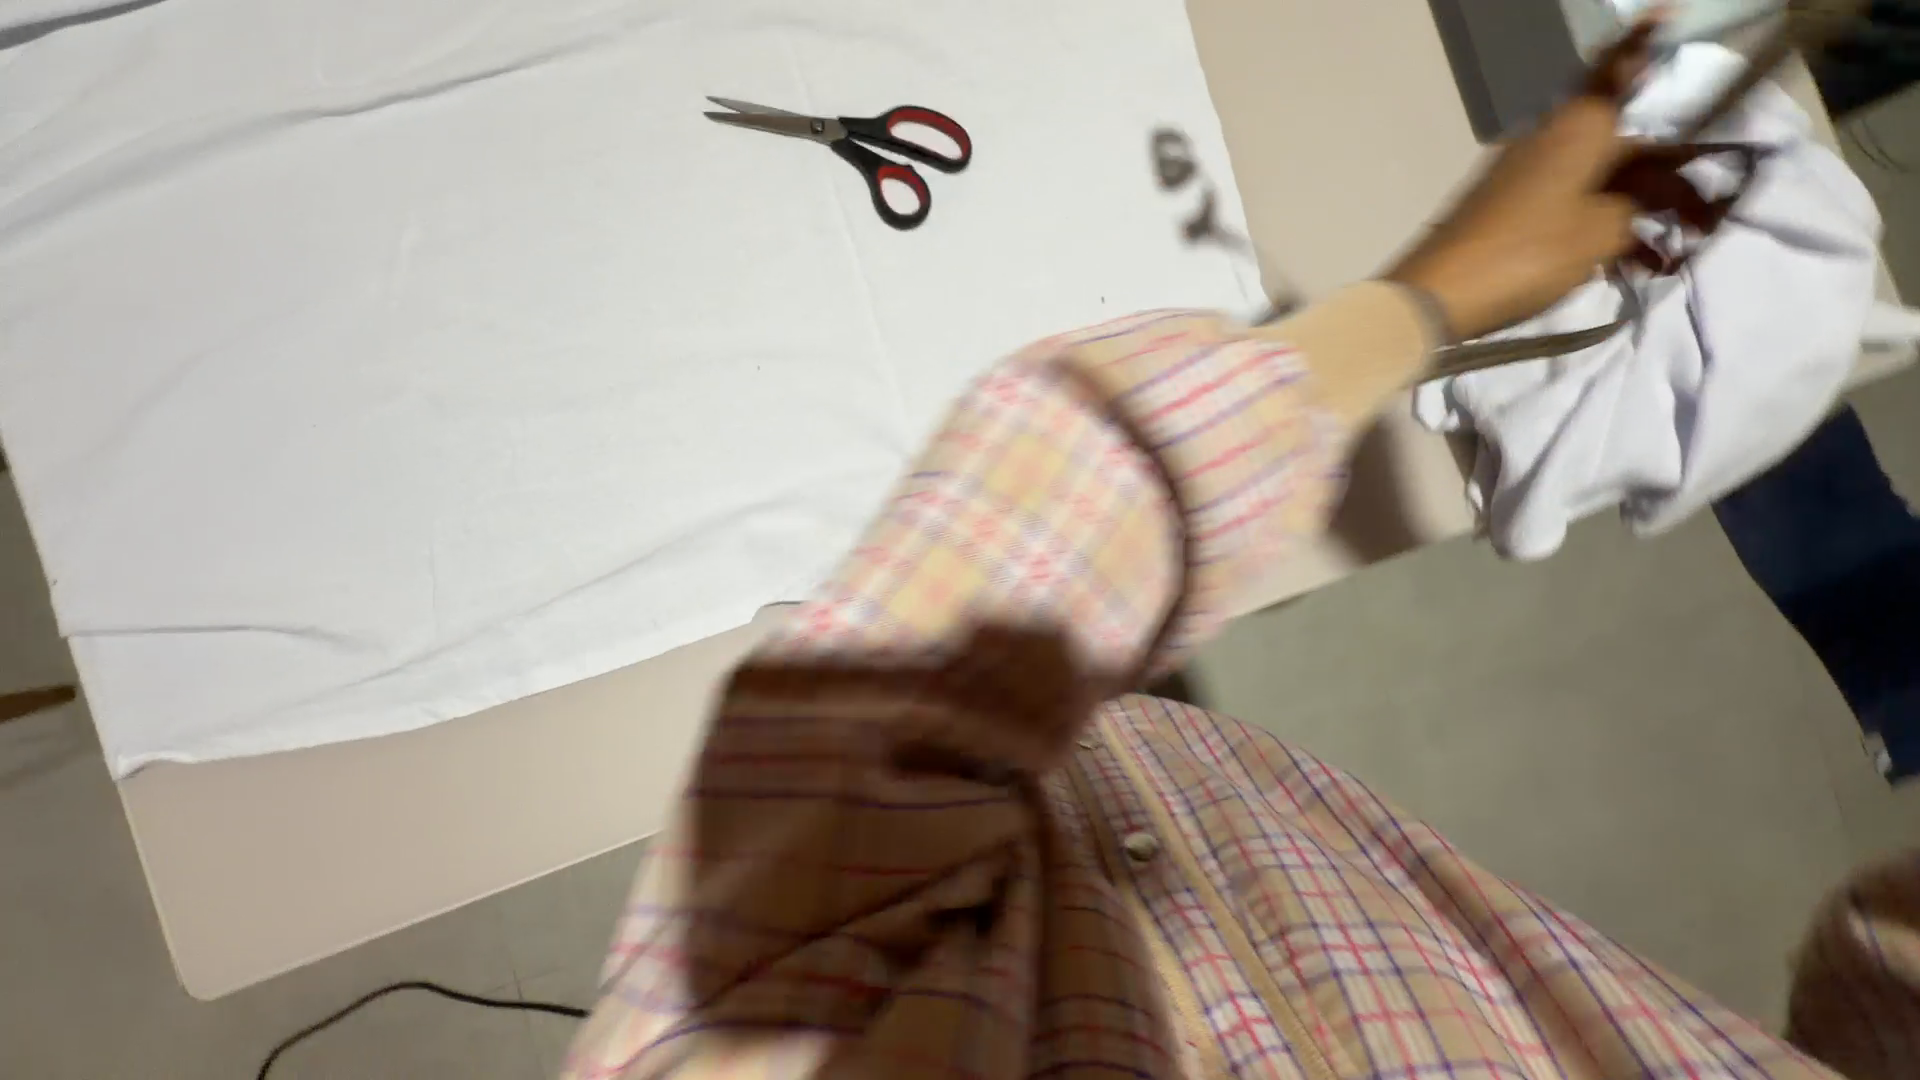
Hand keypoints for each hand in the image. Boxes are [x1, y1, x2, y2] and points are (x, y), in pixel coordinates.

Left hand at [1383, 16, 1661, 341]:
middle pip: (1612, 140)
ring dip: (1620, 210)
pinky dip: (1582, 229)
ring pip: (1584, 180)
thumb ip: (1634, 206)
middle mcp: (1542, 138)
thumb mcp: (1604, 232)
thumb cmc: (1525, 254)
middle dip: (1654, 173)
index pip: (1618, 71)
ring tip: (1654, 253)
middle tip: (1693, 213)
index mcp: (1579, 124)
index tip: (1664, 12)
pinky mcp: (1490, 212)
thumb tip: (1628, 201)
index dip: (1640, 47)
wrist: (1431, 297)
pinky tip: (1604, 262)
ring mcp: (1510, 177)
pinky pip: (1553, 209)